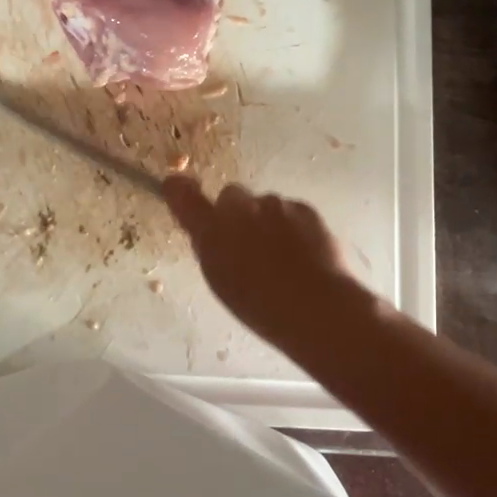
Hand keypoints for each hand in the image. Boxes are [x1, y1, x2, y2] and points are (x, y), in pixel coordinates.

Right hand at [163, 177, 375, 347]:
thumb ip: (210, 248)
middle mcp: (239, 207)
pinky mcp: (305, 208)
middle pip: (232, 197)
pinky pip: (292, 211)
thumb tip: (208, 232)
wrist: (318, 307)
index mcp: (210, 229)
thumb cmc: (261, 306)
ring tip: (284, 258)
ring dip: (268, 222)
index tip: (178, 189)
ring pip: (265, 205)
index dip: (179, 190)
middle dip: (236, 213)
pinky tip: (304, 255)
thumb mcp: (222, 281)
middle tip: (248, 245)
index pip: (183, 195)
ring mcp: (274, 204)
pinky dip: (294, 226)